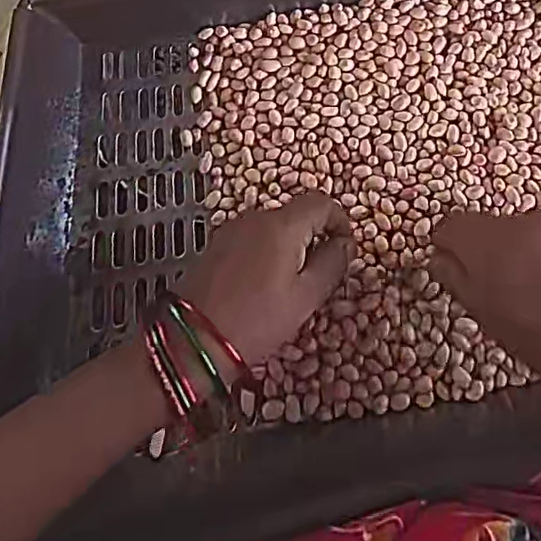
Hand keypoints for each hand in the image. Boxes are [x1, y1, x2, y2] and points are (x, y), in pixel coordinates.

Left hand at [178, 192, 354, 361]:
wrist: (194, 339)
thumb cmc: (257, 321)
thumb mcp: (305, 298)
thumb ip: (331, 264)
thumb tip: (347, 244)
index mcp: (282, 225)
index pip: (320, 202)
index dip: (340, 220)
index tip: (345, 248)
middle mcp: (256, 217)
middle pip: (296, 213)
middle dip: (314, 237)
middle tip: (320, 274)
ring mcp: (233, 228)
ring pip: (274, 226)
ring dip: (290, 245)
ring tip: (291, 286)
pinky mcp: (217, 244)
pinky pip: (253, 237)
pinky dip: (267, 251)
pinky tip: (263, 285)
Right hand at [427, 211, 540, 385]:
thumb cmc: (539, 335)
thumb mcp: (484, 314)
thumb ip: (454, 278)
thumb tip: (438, 257)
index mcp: (481, 240)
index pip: (448, 226)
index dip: (447, 247)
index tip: (452, 268)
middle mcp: (510, 221)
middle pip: (481, 226)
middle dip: (480, 248)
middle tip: (490, 285)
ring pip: (512, 230)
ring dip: (510, 249)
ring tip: (526, 287)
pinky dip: (538, 251)